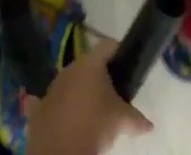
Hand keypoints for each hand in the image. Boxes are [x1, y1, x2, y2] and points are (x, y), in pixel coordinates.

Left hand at [26, 42, 154, 154]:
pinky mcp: (40, 106)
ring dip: (82, 92)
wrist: (59, 150)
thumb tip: (149, 125)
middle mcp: (70, 68)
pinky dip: (62, 107)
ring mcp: (53, 86)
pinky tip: (70, 119)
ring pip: (72, 82)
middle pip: (89, 65)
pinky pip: (54, 101)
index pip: (108, 46)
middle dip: (102, 77)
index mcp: (90, 64)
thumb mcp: (122, 120)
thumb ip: (137, 119)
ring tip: (95, 111)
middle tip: (115, 93)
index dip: (120, 52)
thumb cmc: (95, 124)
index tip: (127, 63)